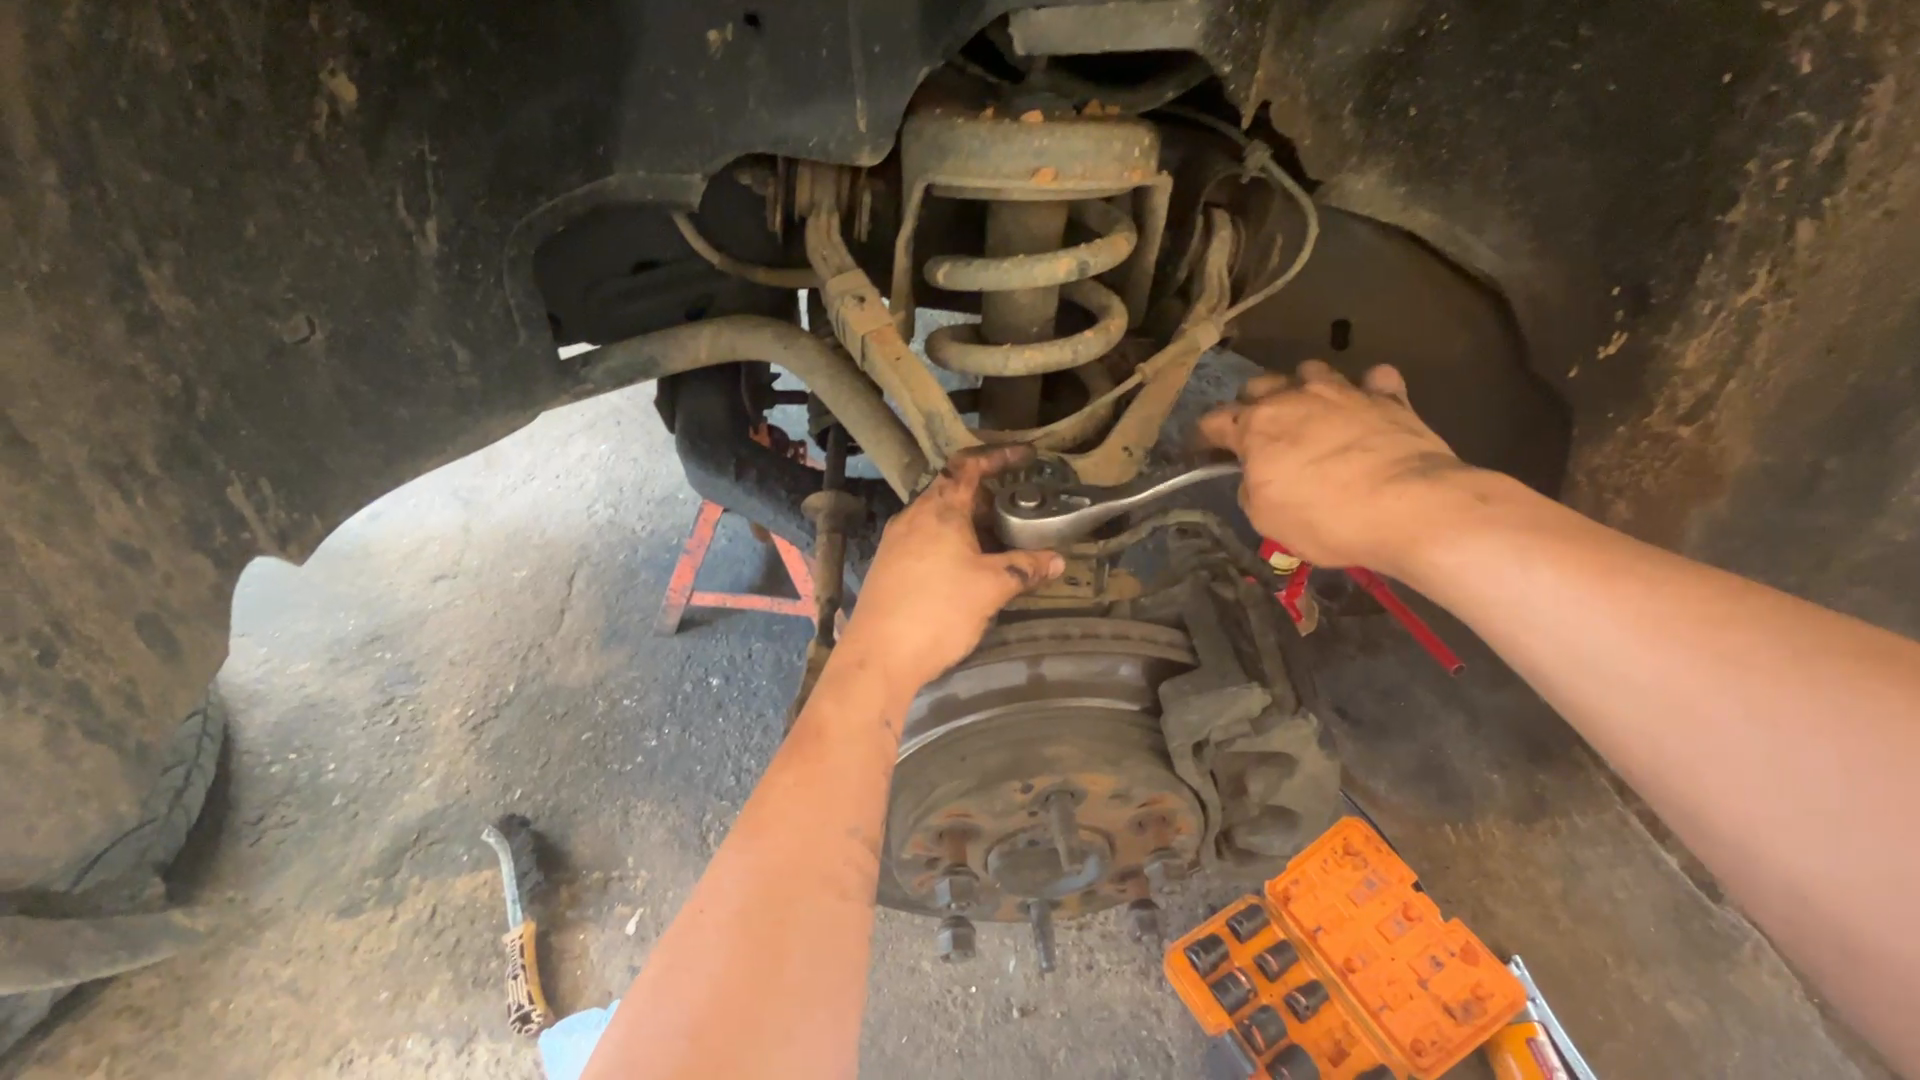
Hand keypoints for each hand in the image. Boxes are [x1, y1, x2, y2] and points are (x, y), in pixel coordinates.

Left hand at [835, 445, 1064, 694]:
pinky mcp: (890, 568)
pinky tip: (969, 568)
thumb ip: (1025, 568)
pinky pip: (927, 542)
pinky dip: (953, 543)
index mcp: (939, 509)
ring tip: (1000, 541)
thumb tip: (1057, 560)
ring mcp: (897, 542)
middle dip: (988, 497)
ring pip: (939, 520)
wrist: (879, 656)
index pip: (967, 465)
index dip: (997, 457)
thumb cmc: (938, 610)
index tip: (1024, 456)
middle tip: (1018, 509)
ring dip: (970, 524)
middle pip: (953, 492)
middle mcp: (913, 517)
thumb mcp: (991, 587)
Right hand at [1199, 361, 1478, 571]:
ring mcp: (1344, 392)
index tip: (1201, 450)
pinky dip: (1367, 390)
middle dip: (1252, 404)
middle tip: (1258, 432)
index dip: (1203, 436)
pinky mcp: (1389, 397)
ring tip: (1310, 411)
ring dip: (1304, 387)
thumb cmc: (1326, 518)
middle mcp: (1295, 397)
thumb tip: (1257, 477)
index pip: (1214, 421)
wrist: (1410, 506)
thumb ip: (1252, 489)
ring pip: (1311, 371)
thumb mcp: (1266, 519)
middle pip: (1259, 386)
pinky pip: (1374, 380)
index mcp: (1256, 427)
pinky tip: (1367, 406)